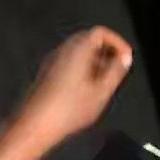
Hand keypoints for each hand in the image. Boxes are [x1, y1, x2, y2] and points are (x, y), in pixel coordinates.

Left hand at [10, 27, 132, 153]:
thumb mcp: (101, 92)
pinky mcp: (47, 72)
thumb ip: (116, 71)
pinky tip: (88, 89)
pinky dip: (83, 67)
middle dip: (107, 51)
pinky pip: (70, 61)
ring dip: (96, 60)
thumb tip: (125, 58)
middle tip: (118, 68)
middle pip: (89, 39)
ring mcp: (53, 60)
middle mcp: (64, 50)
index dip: (117, 42)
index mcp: (78, 50)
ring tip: (105, 81)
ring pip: (79, 51)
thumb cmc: (69, 109)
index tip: (126, 58)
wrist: (33, 127)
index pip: (100, 32)